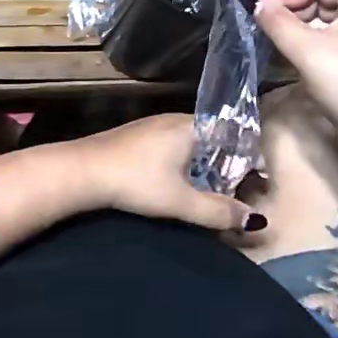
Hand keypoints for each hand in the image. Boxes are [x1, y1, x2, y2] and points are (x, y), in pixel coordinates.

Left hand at [77, 114, 262, 232]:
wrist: (82, 170)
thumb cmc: (136, 182)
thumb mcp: (180, 201)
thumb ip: (217, 210)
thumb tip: (254, 219)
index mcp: (191, 126)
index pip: (232, 132)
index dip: (245, 155)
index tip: (253, 179)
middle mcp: (175, 119)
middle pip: (213, 137)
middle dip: (225, 163)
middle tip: (233, 190)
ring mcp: (153, 125)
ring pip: (191, 142)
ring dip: (202, 164)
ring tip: (207, 190)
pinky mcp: (137, 135)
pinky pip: (173, 145)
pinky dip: (183, 162)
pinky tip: (175, 183)